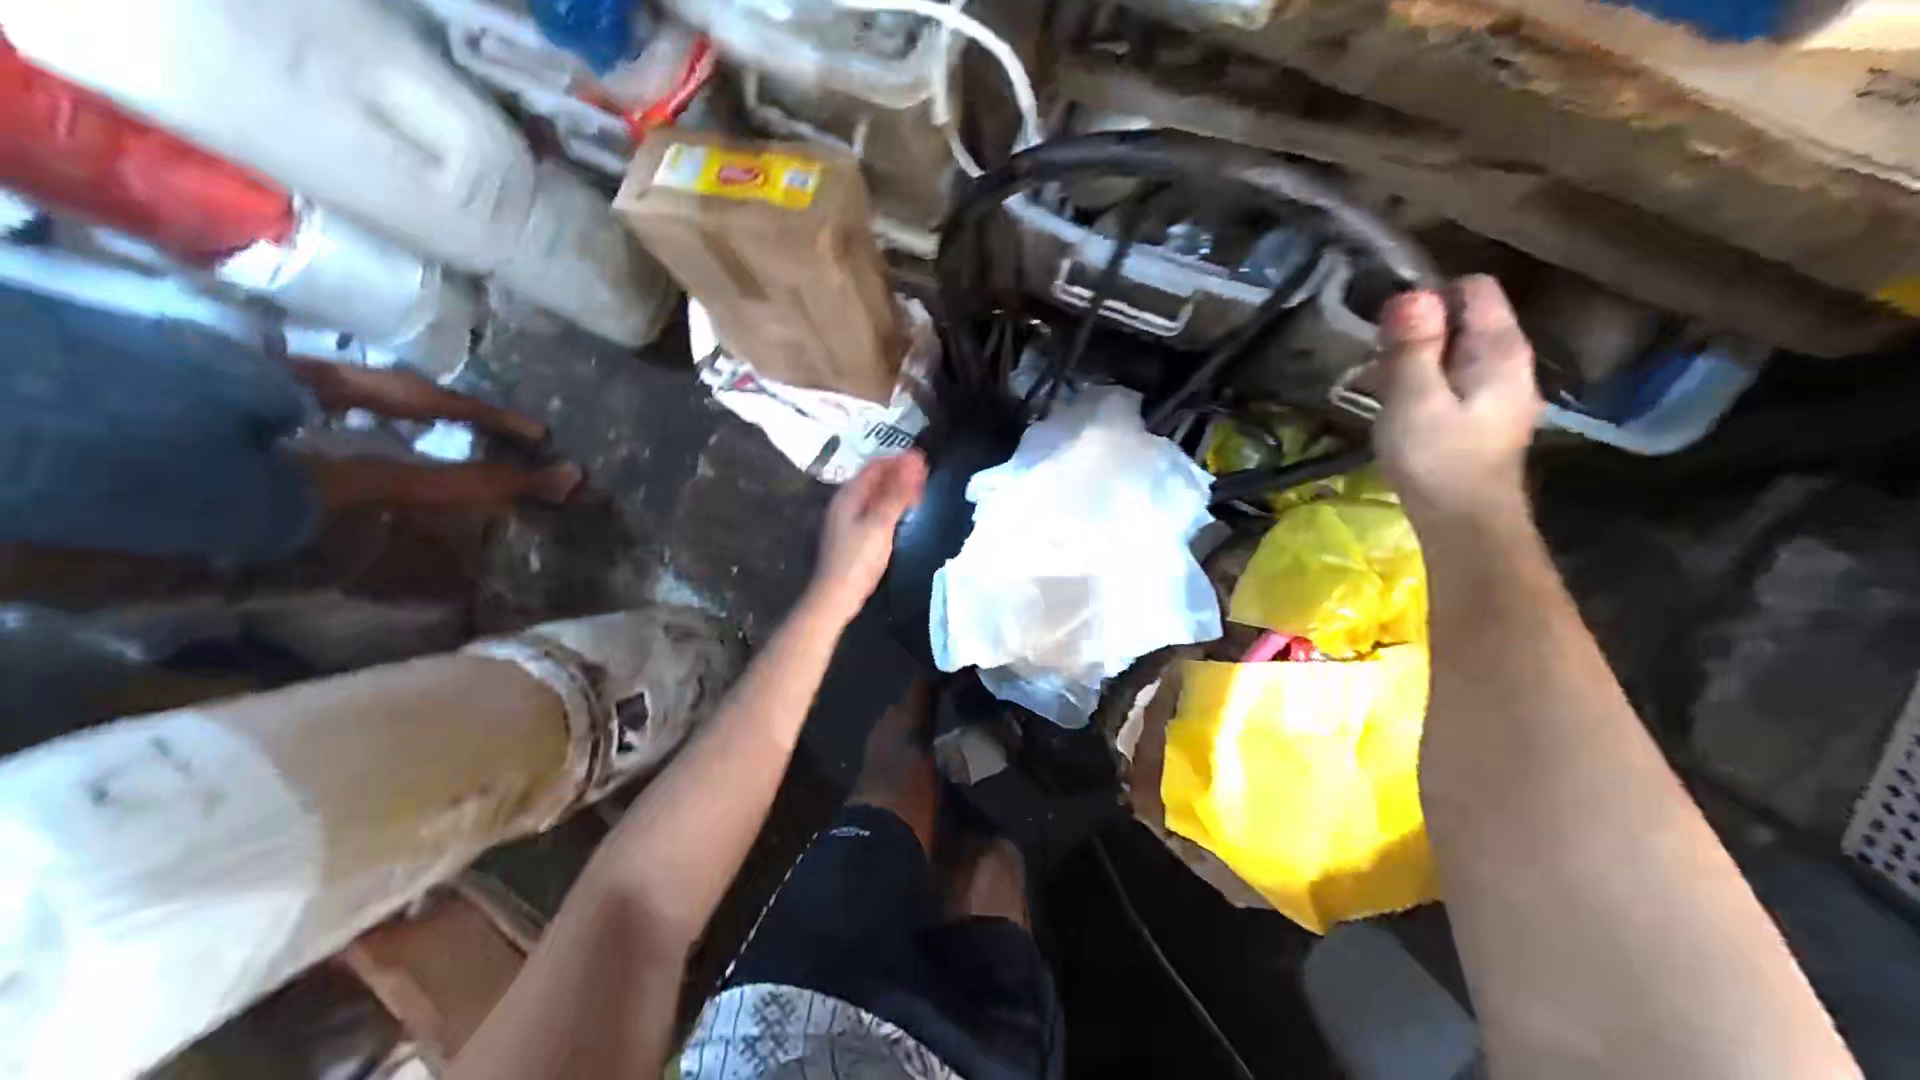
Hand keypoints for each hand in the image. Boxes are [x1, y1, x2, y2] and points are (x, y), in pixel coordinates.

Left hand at [805, 451, 927, 621]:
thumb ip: (897, 493)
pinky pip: (875, 509)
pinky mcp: (854, 534)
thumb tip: (913, 462)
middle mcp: (846, 502)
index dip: (898, 460)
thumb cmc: (858, 559)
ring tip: (920, 490)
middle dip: (899, 473)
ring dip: (896, 488)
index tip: (923, 460)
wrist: (836, 595)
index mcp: (849, 495)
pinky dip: (891, 504)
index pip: (875, 466)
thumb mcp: (880, 523)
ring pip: (875, 494)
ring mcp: (848, 519)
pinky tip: (904, 511)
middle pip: (875, 479)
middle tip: (925, 474)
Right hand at [1372, 276, 1542, 528]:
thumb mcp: (1414, 398)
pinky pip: (1450, 381)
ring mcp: (1498, 392)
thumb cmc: (1437, 459)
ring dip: (1414, 360)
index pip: (1473, 289)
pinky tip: (1396, 408)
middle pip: (1462, 320)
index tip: (1388, 329)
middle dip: (1416, 332)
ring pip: (1453, 353)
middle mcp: (1508, 362)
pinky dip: (1421, 384)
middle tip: (1375, 365)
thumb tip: (1411, 294)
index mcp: (1499, 349)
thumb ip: (1413, 346)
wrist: (1464, 523)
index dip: (1428, 297)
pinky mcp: (1482, 418)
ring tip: (1376, 387)